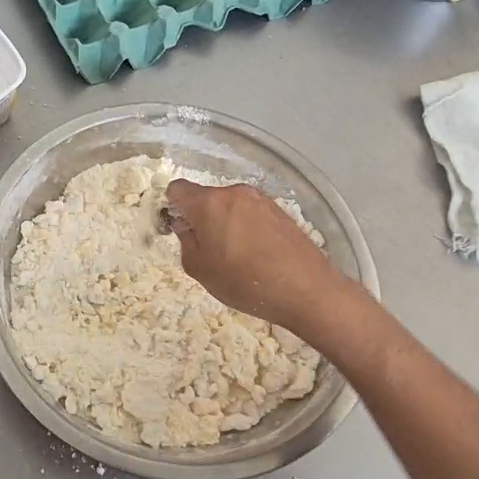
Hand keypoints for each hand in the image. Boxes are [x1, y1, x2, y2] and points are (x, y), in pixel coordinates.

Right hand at [166, 178, 359, 339]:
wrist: (306, 289)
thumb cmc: (244, 281)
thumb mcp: (199, 269)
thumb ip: (185, 241)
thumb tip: (185, 226)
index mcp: (208, 203)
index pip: (177, 189)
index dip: (172, 206)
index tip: (178, 228)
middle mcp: (234, 193)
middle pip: (205, 198)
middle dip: (200, 217)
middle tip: (206, 248)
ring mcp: (260, 200)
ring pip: (229, 205)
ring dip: (224, 222)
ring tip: (233, 254)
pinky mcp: (280, 210)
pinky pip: (250, 213)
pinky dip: (245, 227)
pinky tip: (254, 253)